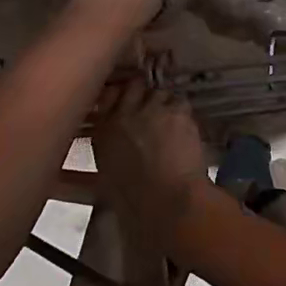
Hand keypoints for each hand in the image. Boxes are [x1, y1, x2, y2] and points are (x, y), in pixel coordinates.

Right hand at [90, 77, 209, 244]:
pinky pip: (180, 101)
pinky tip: (183, 126)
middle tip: (151, 107)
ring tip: (169, 121)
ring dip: (163, 104)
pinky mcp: (177, 111)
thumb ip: (107, 146)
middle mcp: (125, 113)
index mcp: (103, 129)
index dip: (120, 96)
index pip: (109, 96)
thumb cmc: (134, 196)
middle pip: (133, 86)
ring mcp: (152, 109)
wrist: (166, 199)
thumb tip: (113, 138)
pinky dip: (181, 111)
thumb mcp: (107, 171)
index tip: (128, 102)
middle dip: (141, 93)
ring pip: (159, 93)